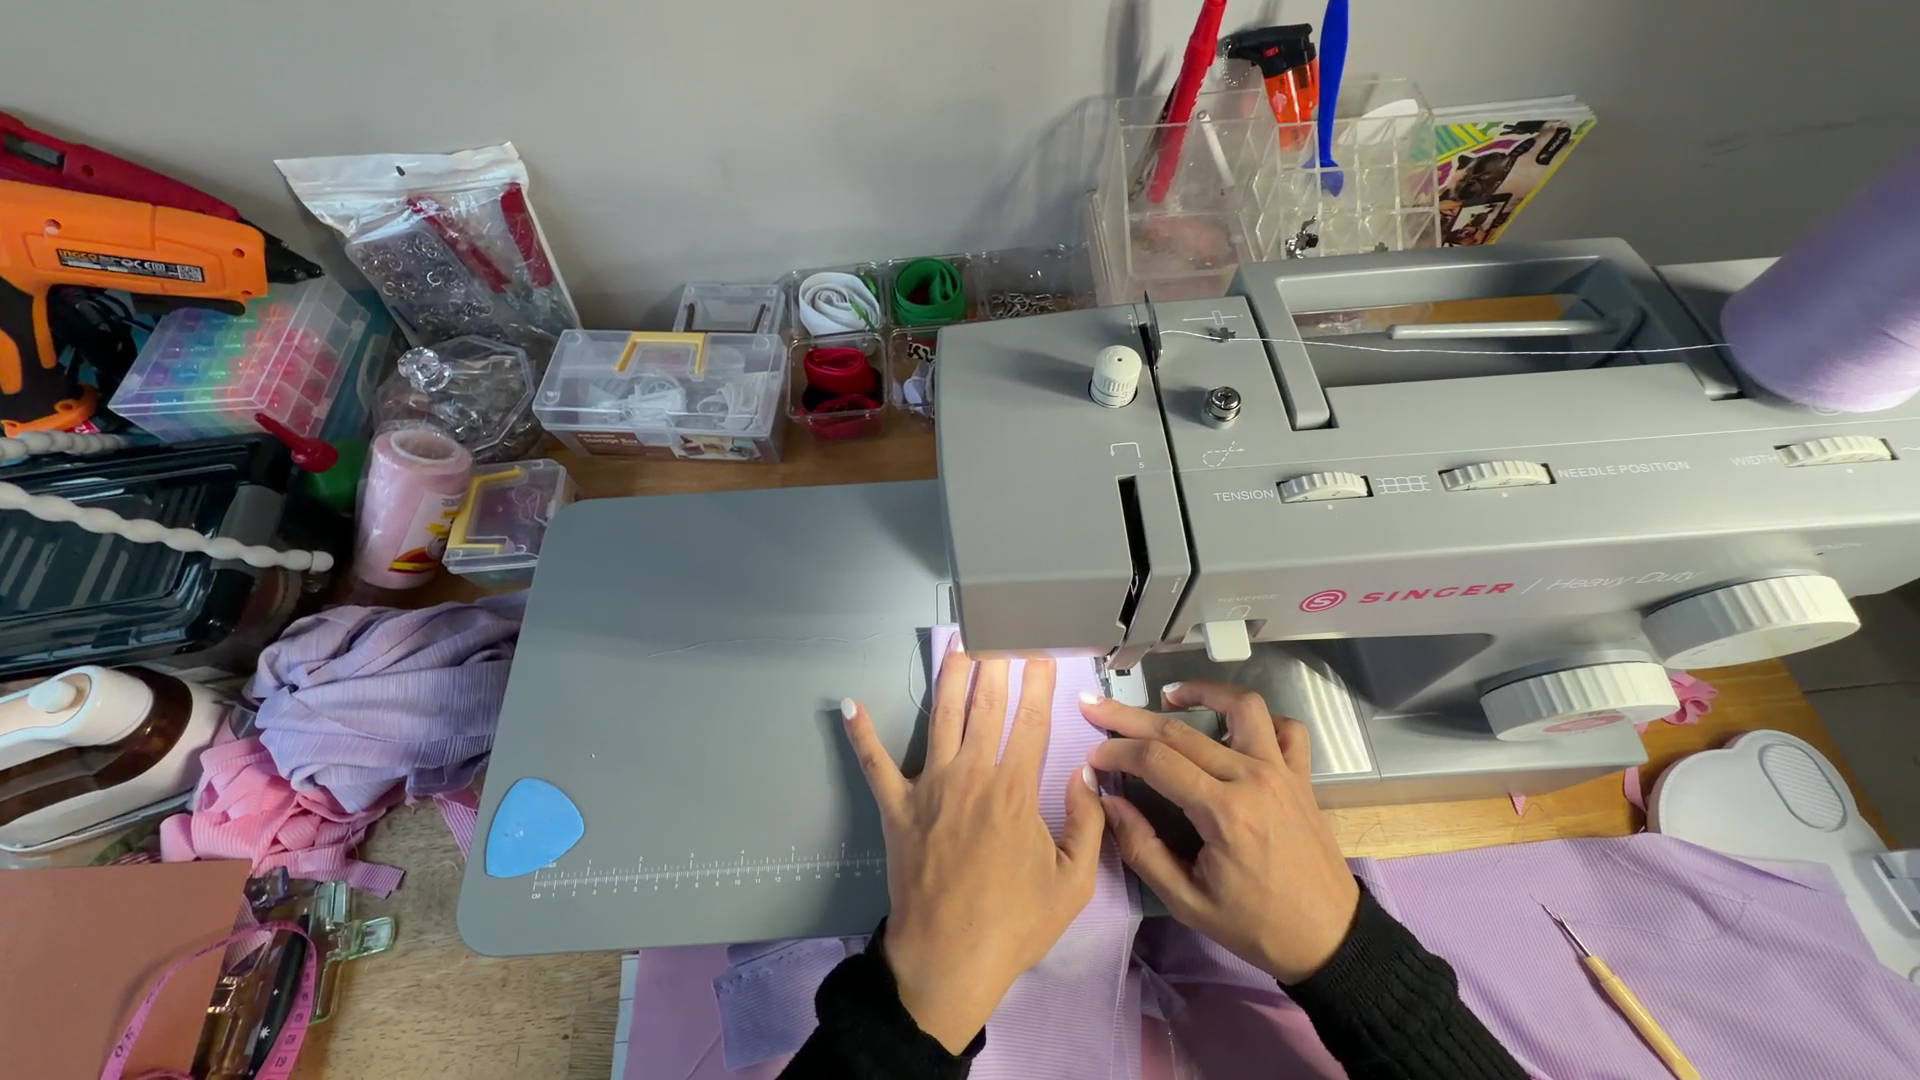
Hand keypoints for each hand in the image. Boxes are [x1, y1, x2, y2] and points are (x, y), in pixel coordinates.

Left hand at [841, 648, 1105, 1052]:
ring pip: (941, 719)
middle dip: (996, 665)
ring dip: (949, 679)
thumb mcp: (1073, 883)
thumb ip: (1087, 824)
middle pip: (985, 707)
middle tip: (1000, 633)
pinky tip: (849, 704)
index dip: (1037, 685)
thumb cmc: (1014, 924)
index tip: (1040, 655)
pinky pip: (874, 764)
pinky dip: (861, 734)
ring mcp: (928, 788)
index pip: (1031, 723)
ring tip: (958, 647)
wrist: (948, 961)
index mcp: (1015, 791)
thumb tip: (1085, 774)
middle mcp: (971, 776)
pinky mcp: (895, 807)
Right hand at [1081, 681, 1358, 983]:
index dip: (1117, 751)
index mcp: (1223, 812)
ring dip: (1202, 692)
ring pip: (1241, 706)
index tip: (1094, 755)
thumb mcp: (1186, 901)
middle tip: (1097, 707)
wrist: (1331, 941)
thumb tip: (1107, 801)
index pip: (1155, 760)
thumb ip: (1141, 848)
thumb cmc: (1255, 926)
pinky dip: (1257, 717)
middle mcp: (1252, 778)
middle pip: (1180, 730)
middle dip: (1130, 716)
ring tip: (1169, 695)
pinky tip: (1230, 725)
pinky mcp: (1301, 775)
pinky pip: (1285, 727)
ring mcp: (1282, 771)